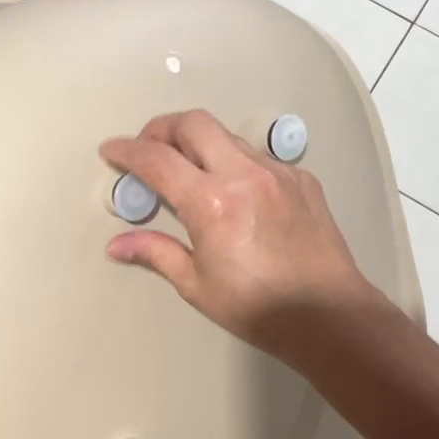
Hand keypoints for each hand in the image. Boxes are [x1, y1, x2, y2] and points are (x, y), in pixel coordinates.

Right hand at [100, 110, 386, 359]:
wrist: (327, 315)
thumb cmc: (255, 307)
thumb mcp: (196, 285)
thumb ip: (156, 253)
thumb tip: (117, 245)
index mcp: (211, 202)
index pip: (157, 160)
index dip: (127, 151)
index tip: (111, 151)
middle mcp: (244, 174)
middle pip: (194, 123)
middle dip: (162, 128)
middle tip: (147, 150)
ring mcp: (277, 172)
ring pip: (227, 136)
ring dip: (198, 144)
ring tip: (186, 172)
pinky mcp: (301, 180)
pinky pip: (257, 157)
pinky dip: (233, 162)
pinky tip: (231, 192)